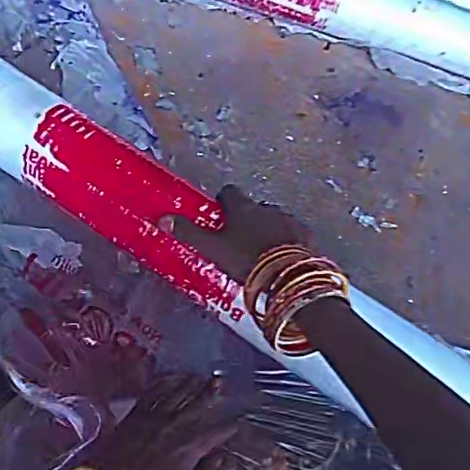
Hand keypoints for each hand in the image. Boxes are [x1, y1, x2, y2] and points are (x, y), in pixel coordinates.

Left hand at [89, 372, 243, 469]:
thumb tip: (220, 459)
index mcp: (190, 447)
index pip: (216, 432)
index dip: (229, 426)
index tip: (238, 420)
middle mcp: (173, 427)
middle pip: (195, 405)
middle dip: (210, 393)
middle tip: (220, 382)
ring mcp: (150, 420)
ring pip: (173, 395)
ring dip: (187, 384)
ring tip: (197, 376)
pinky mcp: (131, 418)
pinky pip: (150, 395)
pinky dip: (161, 385)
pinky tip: (167, 380)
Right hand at [166, 185, 312, 278]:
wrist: (288, 275)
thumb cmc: (246, 260)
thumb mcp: (213, 249)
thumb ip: (189, 233)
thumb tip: (162, 218)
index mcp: (242, 207)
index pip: (228, 193)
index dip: (223, 203)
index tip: (220, 217)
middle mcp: (267, 207)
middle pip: (253, 207)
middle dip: (247, 219)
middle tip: (239, 241)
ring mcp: (289, 220)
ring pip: (275, 220)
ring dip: (268, 231)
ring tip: (261, 253)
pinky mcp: (306, 235)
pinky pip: (293, 234)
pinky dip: (287, 242)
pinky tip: (282, 259)